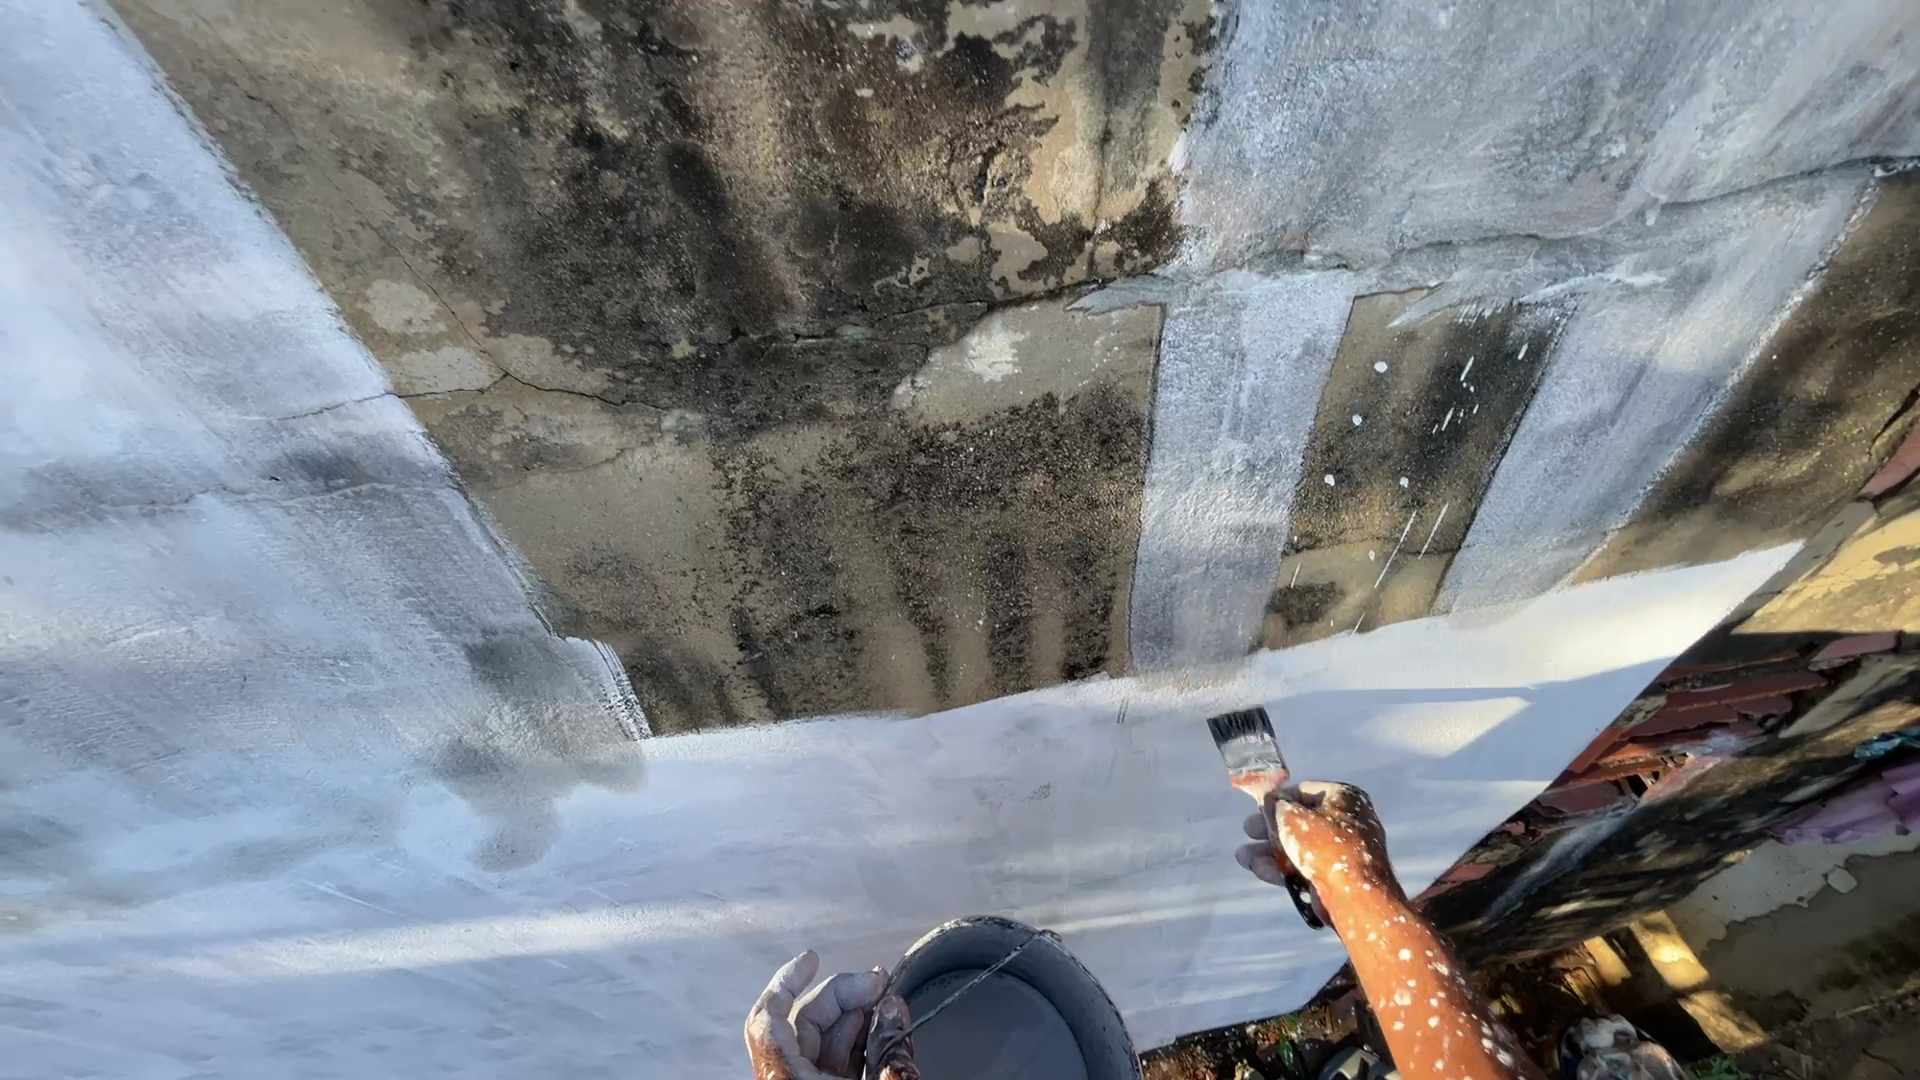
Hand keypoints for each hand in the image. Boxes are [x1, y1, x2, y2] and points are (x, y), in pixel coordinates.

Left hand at [745, 950, 891, 1079]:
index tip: (814, 957)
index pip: (767, 1019)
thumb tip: (893, 1006)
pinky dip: (854, 1045)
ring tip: (885, 1005)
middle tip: (879, 983)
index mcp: (786, 1077)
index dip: (787, 981)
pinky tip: (879, 1031)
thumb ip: (887, 1049)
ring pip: (819, 1042)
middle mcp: (787, 1078)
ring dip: (854, 1017)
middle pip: (803, 1023)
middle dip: (842, 995)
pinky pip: (829, 1064)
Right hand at [1235, 781, 1401, 902]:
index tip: (1257, 808)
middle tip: (1248, 832)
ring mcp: (1346, 852)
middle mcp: (1349, 822)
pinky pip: (1307, 867)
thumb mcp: (1288, 814)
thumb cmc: (1322, 845)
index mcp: (1345, 797)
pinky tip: (1260, 871)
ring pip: (1299, 847)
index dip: (1276, 798)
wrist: (1355, 897)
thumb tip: (1267, 799)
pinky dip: (1283, 868)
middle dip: (1267, 829)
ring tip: (1244, 859)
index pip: (1303, 790)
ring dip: (1269, 852)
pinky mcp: (1340, 878)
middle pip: (1298, 821)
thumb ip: (1272, 802)